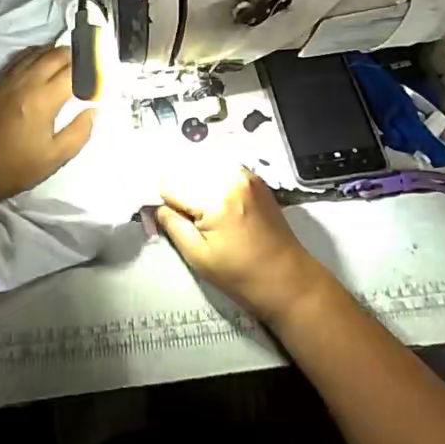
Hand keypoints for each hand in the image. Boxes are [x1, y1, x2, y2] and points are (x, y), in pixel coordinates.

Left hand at [0, 46, 95, 198]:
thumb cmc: (15, 167)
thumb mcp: (55, 158)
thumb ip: (80, 132)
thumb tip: (93, 110)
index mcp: (43, 99)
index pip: (75, 71)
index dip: (93, 72)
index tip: (102, 80)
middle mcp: (26, 81)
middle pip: (57, 54)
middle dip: (78, 57)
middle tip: (89, 69)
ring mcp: (7, 79)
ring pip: (37, 51)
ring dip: (57, 53)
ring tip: (70, 63)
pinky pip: (19, 58)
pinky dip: (36, 55)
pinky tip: (42, 64)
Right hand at [156, 166, 332, 321]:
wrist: (287, 278)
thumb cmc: (240, 275)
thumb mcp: (197, 256)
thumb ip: (173, 225)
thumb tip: (158, 206)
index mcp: (215, 198)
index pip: (171, 184)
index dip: (165, 202)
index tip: (169, 219)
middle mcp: (230, 177)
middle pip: (187, 168)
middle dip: (180, 189)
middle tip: (185, 216)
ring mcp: (246, 175)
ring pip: (204, 165)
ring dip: (195, 182)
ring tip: (201, 212)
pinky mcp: (255, 179)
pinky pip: (223, 169)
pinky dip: (213, 180)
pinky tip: (217, 204)